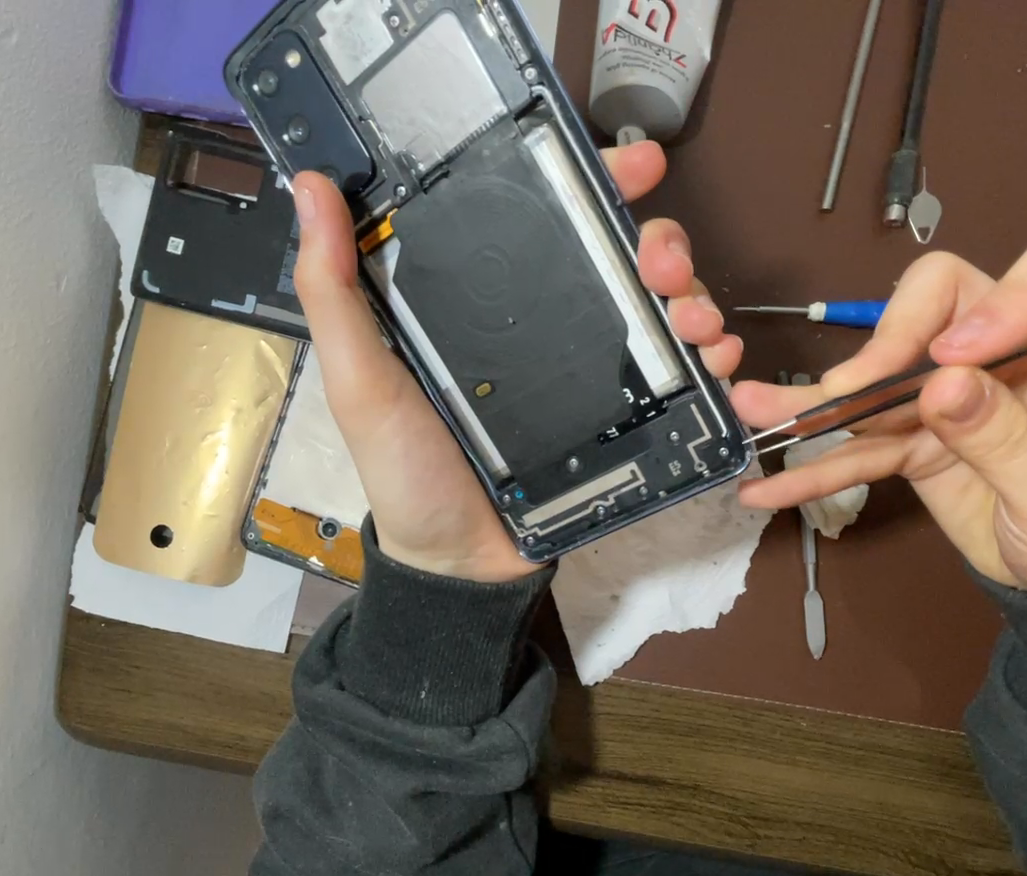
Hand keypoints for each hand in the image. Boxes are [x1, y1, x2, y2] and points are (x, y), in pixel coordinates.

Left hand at [290, 142, 742, 583]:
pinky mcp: (616, 417)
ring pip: (658, 309)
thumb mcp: (361, 382)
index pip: (543, 220)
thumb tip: (311, 187)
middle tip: (665, 261)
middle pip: (618, 258)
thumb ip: (334, 293)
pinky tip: (715, 359)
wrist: (460, 562)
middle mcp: (542, 324)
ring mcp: (585, 372)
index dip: (589, 180)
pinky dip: (707, 358)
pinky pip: (673, 377)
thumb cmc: (406, 473)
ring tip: (696, 319)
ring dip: (694, 295)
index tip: (630, 162)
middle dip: (662, 243)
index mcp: (483, 301)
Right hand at [734, 196, 1026, 604]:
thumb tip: (940, 384)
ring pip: (883, 365)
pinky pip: (859, 442)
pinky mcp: (917, 435)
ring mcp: (960, 391)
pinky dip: (815, 465)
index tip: (964, 350)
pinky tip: (769, 487)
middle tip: (849, 391)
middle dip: (891, 336)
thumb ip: (1012, 444)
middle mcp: (1022, 349)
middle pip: (948, 294)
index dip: (1024, 280)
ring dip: (820, 395)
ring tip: (755, 409)